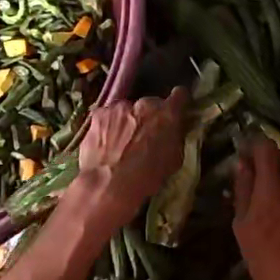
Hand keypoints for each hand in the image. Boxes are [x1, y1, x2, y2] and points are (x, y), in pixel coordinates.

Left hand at [64, 88, 189, 234]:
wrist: (109, 184)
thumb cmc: (147, 177)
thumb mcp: (174, 160)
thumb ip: (175, 138)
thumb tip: (174, 130)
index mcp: (167, 114)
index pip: (180, 95)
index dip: (179, 101)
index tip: (176, 108)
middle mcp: (144, 104)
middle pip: (150, 104)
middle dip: (149, 116)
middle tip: (145, 134)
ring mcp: (119, 107)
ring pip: (127, 110)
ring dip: (128, 120)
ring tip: (122, 142)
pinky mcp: (99, 114)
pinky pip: (108, 117)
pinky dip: (108, 126)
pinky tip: (106, 143)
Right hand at [232, 138, 279, 279]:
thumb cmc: (262, 256)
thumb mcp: (241, 225)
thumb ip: (243, 190)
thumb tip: (242, 164)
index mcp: (271, 187)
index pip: (266, 148)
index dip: (255, 145)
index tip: (246, 152)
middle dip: (268, 169)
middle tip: (255, 189)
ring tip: (272, 218)